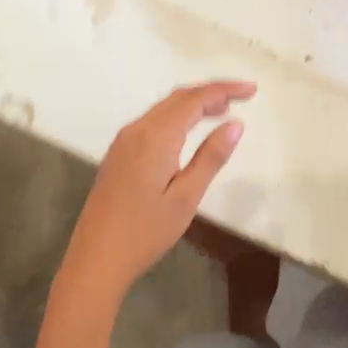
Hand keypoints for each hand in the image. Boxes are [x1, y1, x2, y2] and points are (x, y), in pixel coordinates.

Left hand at [57, 82, 254, 306]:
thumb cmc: (145, 231)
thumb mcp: (186, 197)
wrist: (96, 257)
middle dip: (210, 93)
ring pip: (163, 108)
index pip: (194, 99)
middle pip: (178, 98)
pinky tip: (188, 131)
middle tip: (242, 97)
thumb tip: (235, 124)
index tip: (252, 89)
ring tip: (222, 110)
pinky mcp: (118, 153)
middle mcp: (137, 129)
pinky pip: (152, 121)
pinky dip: (176, 116)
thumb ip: (210, 157)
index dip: (224, 90)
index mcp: (155, 136)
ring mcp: (124, 140)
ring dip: (192, 103)